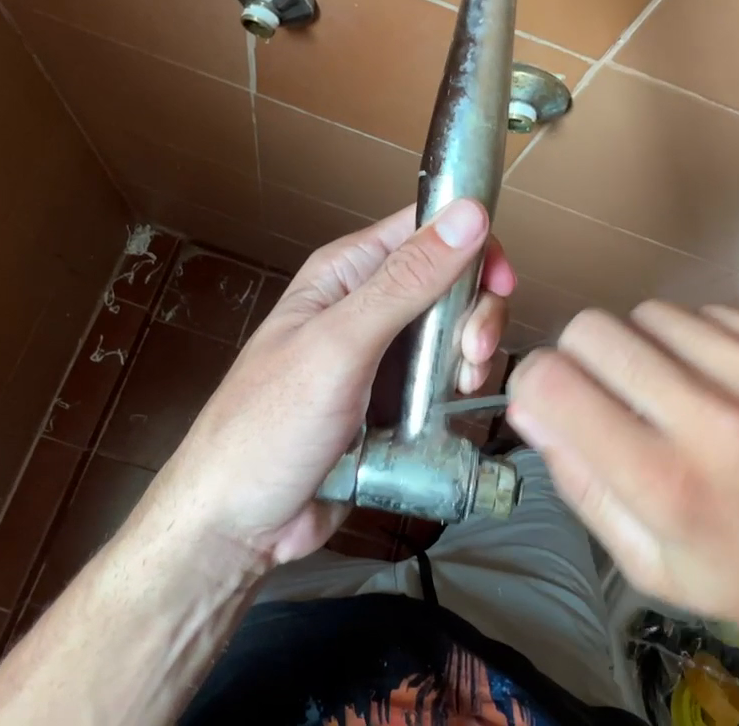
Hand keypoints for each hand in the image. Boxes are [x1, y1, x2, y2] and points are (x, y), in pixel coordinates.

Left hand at [140, 199, 513, 568]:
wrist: (239, 522)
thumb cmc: (268, 427)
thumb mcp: (340, 345)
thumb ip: (405, 282)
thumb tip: (467, 216)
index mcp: (346, 273)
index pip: (424, 228)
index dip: (470, 242)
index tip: (500, 281)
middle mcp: (368, 304)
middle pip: (451, 280)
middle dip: (476, 311)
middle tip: (472, 353)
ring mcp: (383, 355)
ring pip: (454, 330)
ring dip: (472, 353)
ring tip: (459, 387)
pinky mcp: (395, 400)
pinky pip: (445, 378)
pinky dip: (460, 388)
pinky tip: (452, 408)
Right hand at [504, 302, 738, 652]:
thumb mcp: (654, 567)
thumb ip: (580, 482)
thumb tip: (530, 405)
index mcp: (671, 487)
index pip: (555, 383)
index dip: (534, 382)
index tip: (549, 396)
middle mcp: (720, 421)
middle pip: (595, 330)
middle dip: (581, 356)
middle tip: (608, 391)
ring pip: (652, 313)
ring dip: (646, 348)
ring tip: (676, 392)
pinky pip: (715, 313)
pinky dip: (703, 344)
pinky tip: (728, 385)